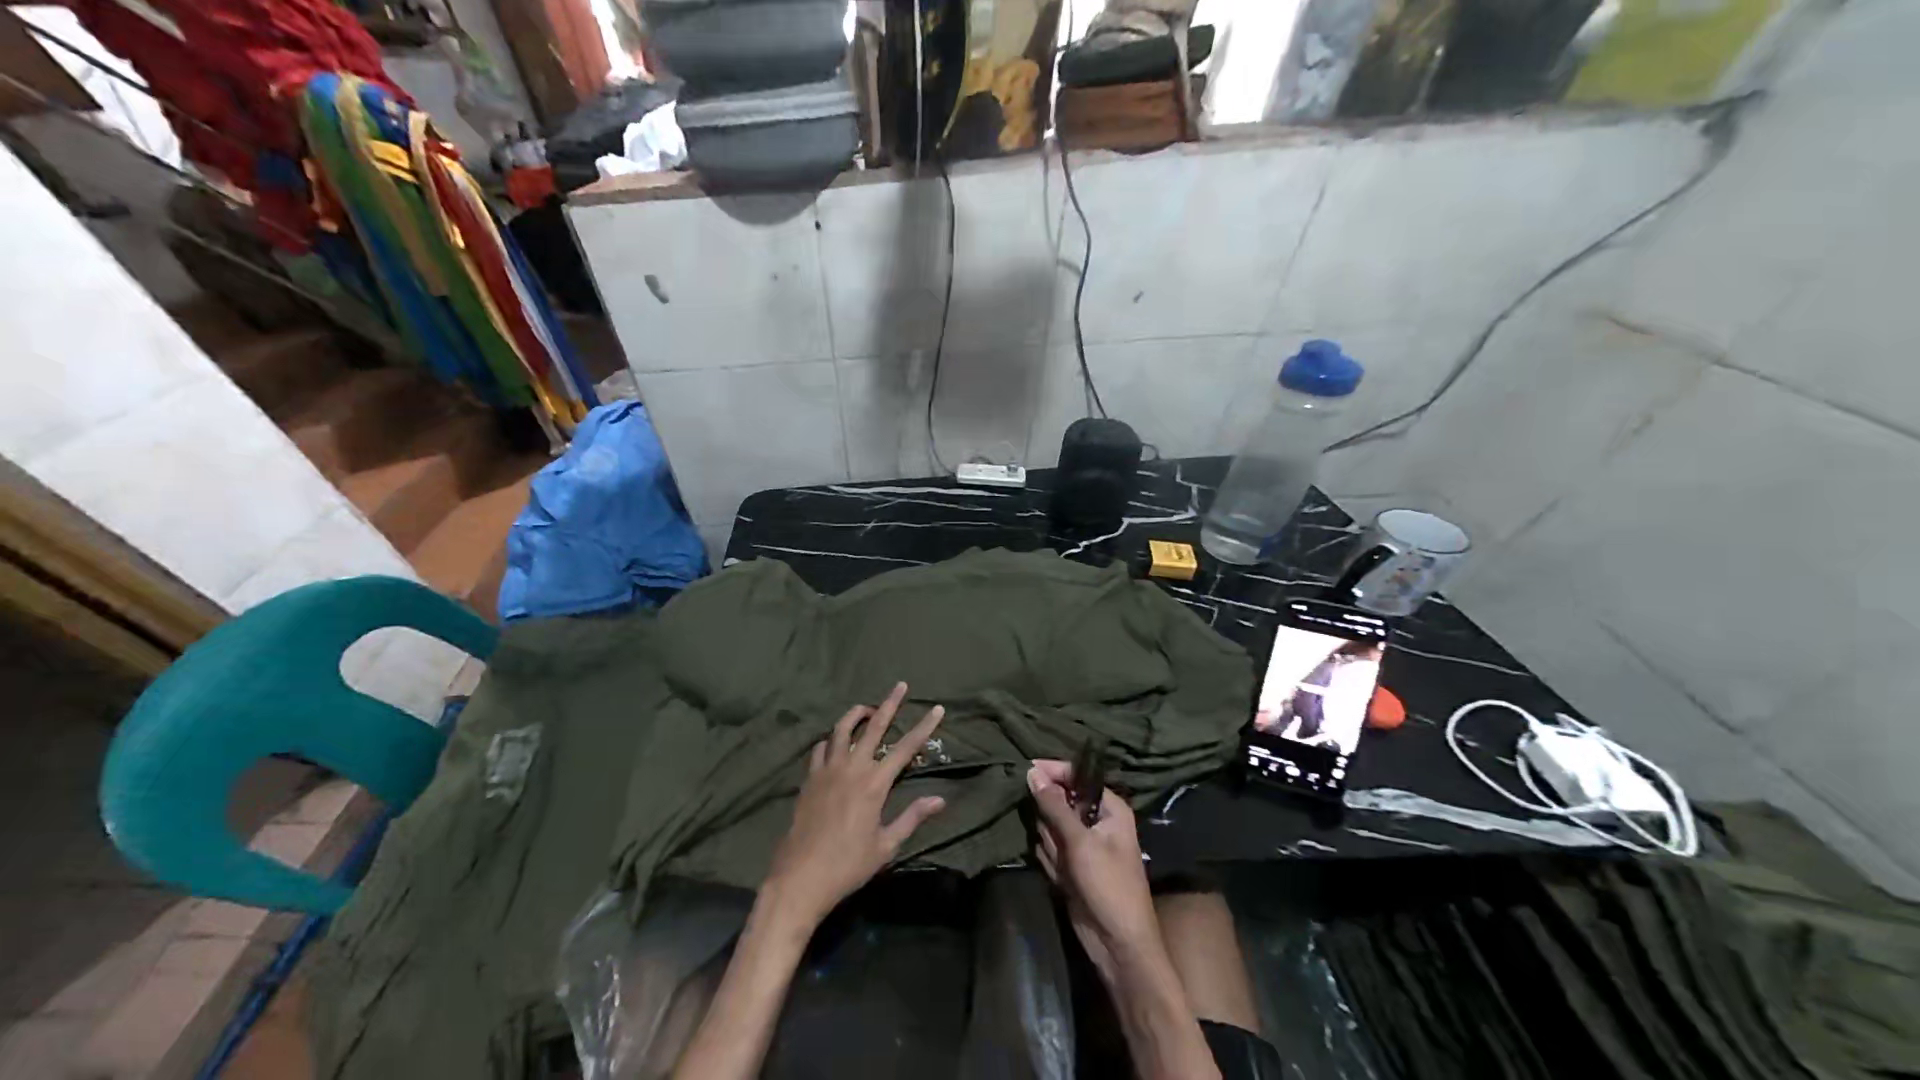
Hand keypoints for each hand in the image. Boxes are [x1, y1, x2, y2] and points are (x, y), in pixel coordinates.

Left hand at [762, 683, 946, 929]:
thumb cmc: (848, 865)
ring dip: (856, 714)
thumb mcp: (886, 845)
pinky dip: (831, 739)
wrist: (801, 878)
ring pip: (842, 730)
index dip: (924, 727)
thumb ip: (912, 817)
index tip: (938, 709)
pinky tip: (835, 741)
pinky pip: (820, 748)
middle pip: (874, 727)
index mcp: (875, 784)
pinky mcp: (809, 779)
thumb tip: (940, 799)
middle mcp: (851, 769)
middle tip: (901, 685)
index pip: (906, 748)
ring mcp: (827, 771)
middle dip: (890, 704)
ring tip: (866, 707)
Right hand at [1028, 759, 1160, 982]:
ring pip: (1050, 827)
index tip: (1025, 769)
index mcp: (1110, 808)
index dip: (1053, 772)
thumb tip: (1032, 772)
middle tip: (1057, 839)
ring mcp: (1082, 844)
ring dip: (1050, 843)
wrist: (1117, 944)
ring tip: (1065, 865)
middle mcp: (1097, 821)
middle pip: (1060, 801)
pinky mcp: (1070, 865)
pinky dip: (1049, 861)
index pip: (1077, 777)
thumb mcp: (1080, 841)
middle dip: (1049, 817)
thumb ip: (1054, 805)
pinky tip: (1061, 878)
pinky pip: (1049, 849)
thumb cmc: (1108, 885)